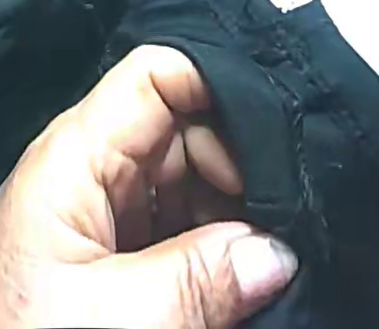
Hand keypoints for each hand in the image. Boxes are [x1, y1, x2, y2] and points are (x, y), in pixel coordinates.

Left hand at [0, 47, 296, 328]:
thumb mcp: (113, 317)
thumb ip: (200, 276)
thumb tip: (280, 247)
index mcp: (79, 151)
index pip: (154, 75)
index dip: (216, 84)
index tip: (283, 134)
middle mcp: (94, 166)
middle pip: (181, 125)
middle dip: (242, 159)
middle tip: (299, 213)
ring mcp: (107, 212)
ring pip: (188, 180)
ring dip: (237, 210)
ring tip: (291, 245)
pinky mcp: (115, 257)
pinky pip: (179, 229)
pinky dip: (218, 247)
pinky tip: (256, 275)